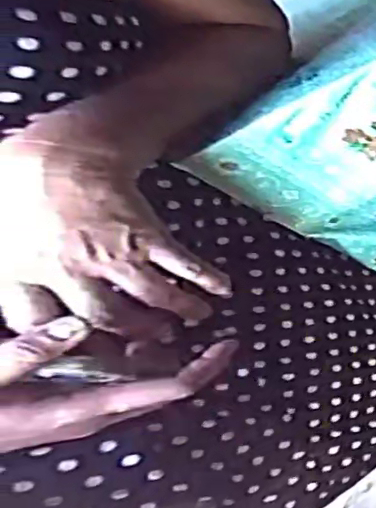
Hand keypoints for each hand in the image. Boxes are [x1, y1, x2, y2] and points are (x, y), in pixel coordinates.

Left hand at [0, 137, 228, 337]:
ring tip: (196, 318)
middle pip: (103, 318)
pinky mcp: (149, 237)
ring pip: (151, 297)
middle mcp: (65, 272)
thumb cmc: (11, 192)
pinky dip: (208, 280)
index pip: (36, 324)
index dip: (61, 343)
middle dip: (131, 335)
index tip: (84, 350)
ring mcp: (112, 255)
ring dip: (179, 311)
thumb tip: (17, 301)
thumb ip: (3, 272)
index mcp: (13, 274)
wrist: (58, 157)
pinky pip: (185, 266)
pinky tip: (222, 289)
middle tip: (151, 343)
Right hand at [0, 315, 236, 452]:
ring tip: (159, 326)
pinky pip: (103, 388)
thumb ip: (23, 355)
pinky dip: (118, 365)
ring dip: (152, 359)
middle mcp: (88, 417)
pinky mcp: (54, 414)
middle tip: (197, 325)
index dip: (208, 366)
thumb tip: (75, 325)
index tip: (232, 342)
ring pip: (134, 386)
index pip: (170, 389)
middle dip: (188, 358)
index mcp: (81, 410)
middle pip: (161, 387)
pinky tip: (108, 342)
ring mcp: (72, 418)